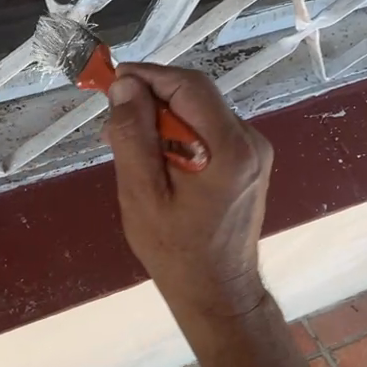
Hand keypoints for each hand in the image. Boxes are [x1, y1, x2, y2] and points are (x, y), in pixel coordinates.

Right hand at [104, 63, 273, 318]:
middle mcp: (250, 141)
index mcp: (230, 149)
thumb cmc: (174, 249)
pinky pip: (207, 128)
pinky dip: (177, 132)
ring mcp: (254, 150)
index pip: (189, 86)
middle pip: (196, 94)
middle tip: (113, 120)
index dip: (148, 75)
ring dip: (161, 116)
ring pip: (200, 110)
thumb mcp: (141, 193)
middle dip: (151, 97)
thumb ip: (133, 135)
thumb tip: (125, 86)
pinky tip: (154, 157)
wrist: (217, 291)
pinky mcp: (248, 160)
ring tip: (128, 144)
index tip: (112, 82)